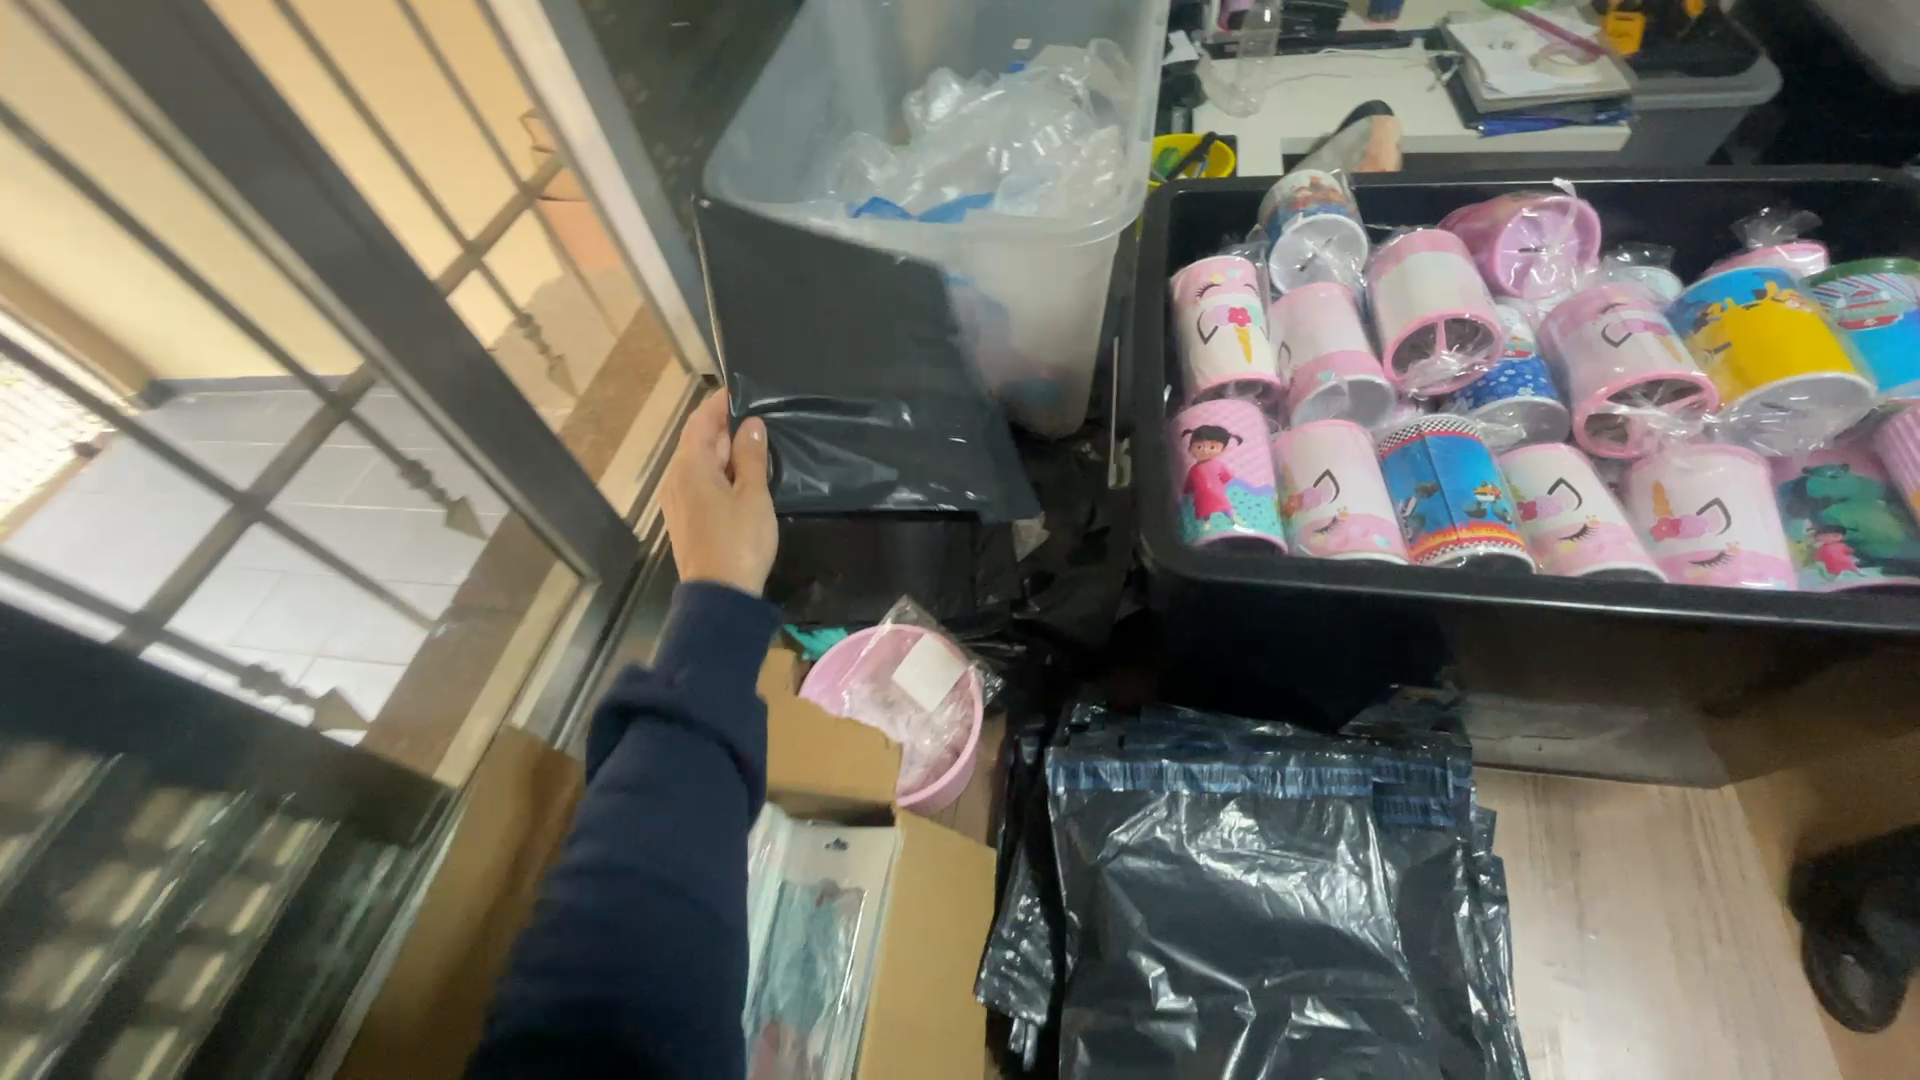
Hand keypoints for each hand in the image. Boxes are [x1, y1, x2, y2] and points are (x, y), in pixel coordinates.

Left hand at [661, 393, 776, 595]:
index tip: (741, 390)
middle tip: (758, 417)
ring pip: (700, 463)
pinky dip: (719, 472)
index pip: (700, 421)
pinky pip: (700, 483)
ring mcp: (678, 500)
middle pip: (698, 441)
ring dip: (724, 451)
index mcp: (690, 466)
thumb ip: (751, 456)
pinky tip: (741, 477)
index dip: (719, 404)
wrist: (720, 594)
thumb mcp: (753, 495)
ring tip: (755, 444)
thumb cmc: (740, 541)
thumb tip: (751, 424)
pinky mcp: (686, 518)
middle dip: (725, 427)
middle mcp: (676, 478)